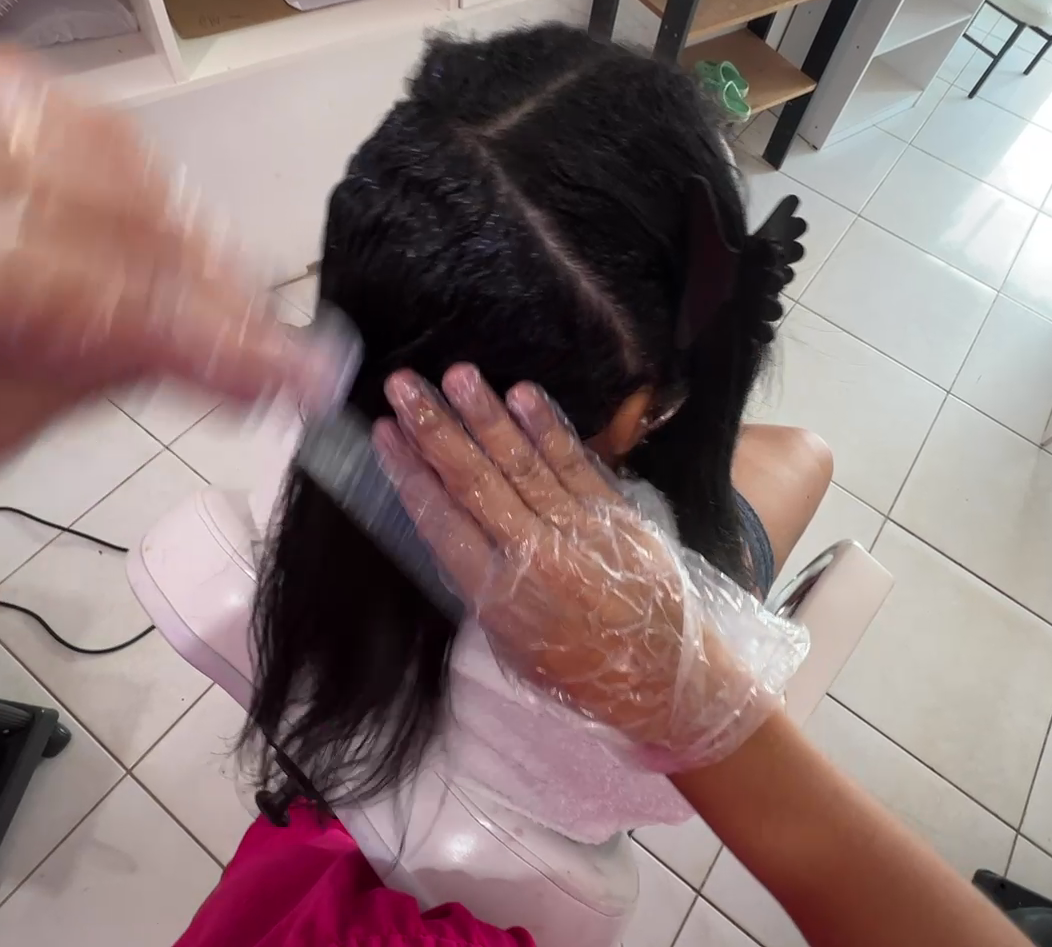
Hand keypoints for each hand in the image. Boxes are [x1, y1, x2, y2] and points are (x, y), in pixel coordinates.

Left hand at [0, 54, 337, 593]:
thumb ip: (104, 369)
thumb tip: (222, 354)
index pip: (115, 291)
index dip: (224, 343)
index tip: (304, 381)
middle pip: (127, 208)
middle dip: (213, 292)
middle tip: (270, 357)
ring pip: (114, 156)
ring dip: (183, 240)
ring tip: (219, 313)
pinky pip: (72, 133)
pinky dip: (134, 193)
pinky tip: (157, 245)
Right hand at [371, 364, 801, 770]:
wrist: (668, 677)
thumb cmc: (578, 668)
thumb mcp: (511, 645)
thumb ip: (480, 582)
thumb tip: (449, 523)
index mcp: (498, 593)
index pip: (441, 522)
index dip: (409, 474)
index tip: (384, 434)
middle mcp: (533, 554)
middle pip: (474, 482)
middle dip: (435, 430)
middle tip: (403, 386)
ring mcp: (577, 528)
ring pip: (522, 463)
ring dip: (486, 416)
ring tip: (457, 375)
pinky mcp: (614, 512)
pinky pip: (574, 462)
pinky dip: (547, 427)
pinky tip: (522, 394)